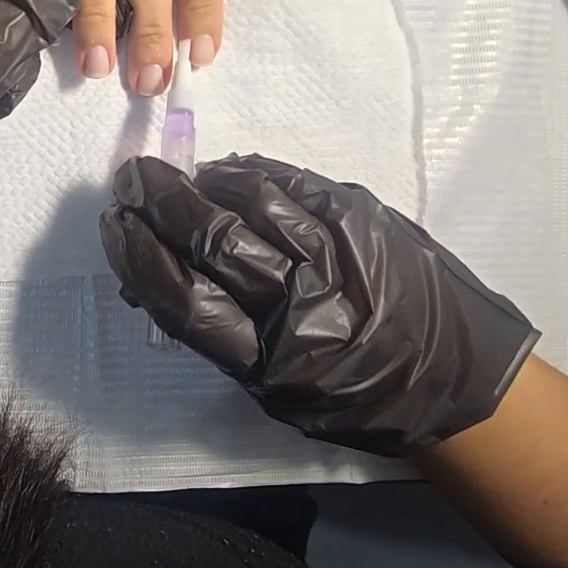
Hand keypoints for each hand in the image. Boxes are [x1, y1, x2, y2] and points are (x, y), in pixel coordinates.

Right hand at [98, 155, 538, 455]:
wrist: (452, 380)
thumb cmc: (346, 395)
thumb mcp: (269, 387)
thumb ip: (210, 330)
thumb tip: (146, 278)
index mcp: (273, 363)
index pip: (184, 300)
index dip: (139, 256)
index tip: (114, 226)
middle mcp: (306, 306)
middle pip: (212, 239)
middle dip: (158, 202)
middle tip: (130, 180)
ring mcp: (341, 255)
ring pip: (252, 200)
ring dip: (202, 182)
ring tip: (180, 177)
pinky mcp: (366, 219)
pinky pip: (293, 182)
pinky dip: (249, 173)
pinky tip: (228, 173)